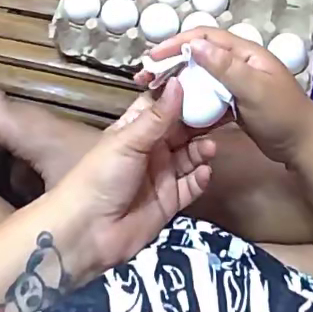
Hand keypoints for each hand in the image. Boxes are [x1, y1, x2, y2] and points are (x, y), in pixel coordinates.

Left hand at [43, 79, 216, 276]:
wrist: (88, 231)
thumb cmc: (102, 175)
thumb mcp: (129, 141)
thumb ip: (158, 116)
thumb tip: (180, 81)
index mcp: (136, 128)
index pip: (163, 104)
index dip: (182, 93)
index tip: (207, 80)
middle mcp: (151, 148)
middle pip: (182, 129)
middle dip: (200, 121)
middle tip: (223, 113)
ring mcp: (162, 174)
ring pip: (189, 156)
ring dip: (201, 150)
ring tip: (210, 148)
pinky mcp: (170, 200)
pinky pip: (190, 185)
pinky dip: (200, 178)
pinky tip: (204, 172)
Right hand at [143, 28, 312, 165]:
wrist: (306, 148)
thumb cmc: (284, 116)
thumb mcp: (254, 90)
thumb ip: (225, 67)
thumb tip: (194, 44)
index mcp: (245, 53)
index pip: (205, 37)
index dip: (177, 43)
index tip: (154, 56)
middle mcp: (238, 62)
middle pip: (198, 54)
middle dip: (171, 62)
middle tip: (146, 76)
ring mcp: (236, 82)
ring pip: (200, 75)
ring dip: (177, 81)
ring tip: (154, 91)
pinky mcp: (233, 101)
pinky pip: (206, 94)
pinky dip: (190, 99)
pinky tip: (175, 109)